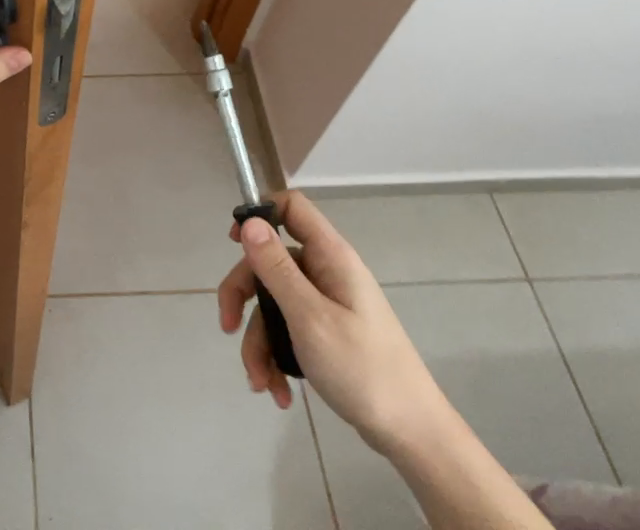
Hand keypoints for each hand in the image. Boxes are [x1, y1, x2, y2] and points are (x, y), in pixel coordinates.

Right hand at [218, 191, 453, 455]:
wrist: (410, 431)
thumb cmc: (361, 368)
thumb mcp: (309, 316)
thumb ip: (276, 268)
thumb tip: (250, 221)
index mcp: (331, 258)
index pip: (292, 208)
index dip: (260, 215)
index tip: (234, 244)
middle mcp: (328, 274)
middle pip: (270, 264)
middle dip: (244, 299)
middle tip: (229, 328)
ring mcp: (328, 305)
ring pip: (273, 305)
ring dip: (259, 344)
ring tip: (261, 383)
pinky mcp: (327, 333)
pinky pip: (287, 333)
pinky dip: (276, 360)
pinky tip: (278, 391)